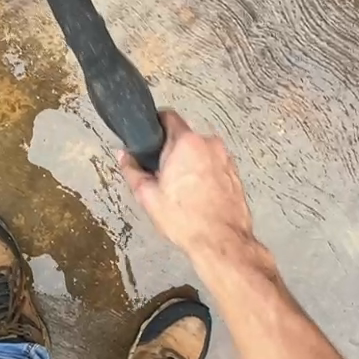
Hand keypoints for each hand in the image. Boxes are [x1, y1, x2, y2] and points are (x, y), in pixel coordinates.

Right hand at [119, 111, 256, 262]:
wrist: (221, 241)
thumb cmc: (185, 219)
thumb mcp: (147, 195)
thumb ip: (132, 170)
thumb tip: (123, 156)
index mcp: (185, 143)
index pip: (168, 116)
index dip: (155, 124)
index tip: (148, 137)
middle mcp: (208, 144)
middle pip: (184, 136)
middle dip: (171, 150)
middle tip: (160, 173)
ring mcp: (225, 158)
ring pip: (199, 151)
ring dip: (188, 163)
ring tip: (179, 189)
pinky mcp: (234, 173)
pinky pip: (213, 165)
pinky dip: (203, 174)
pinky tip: (196, 195)